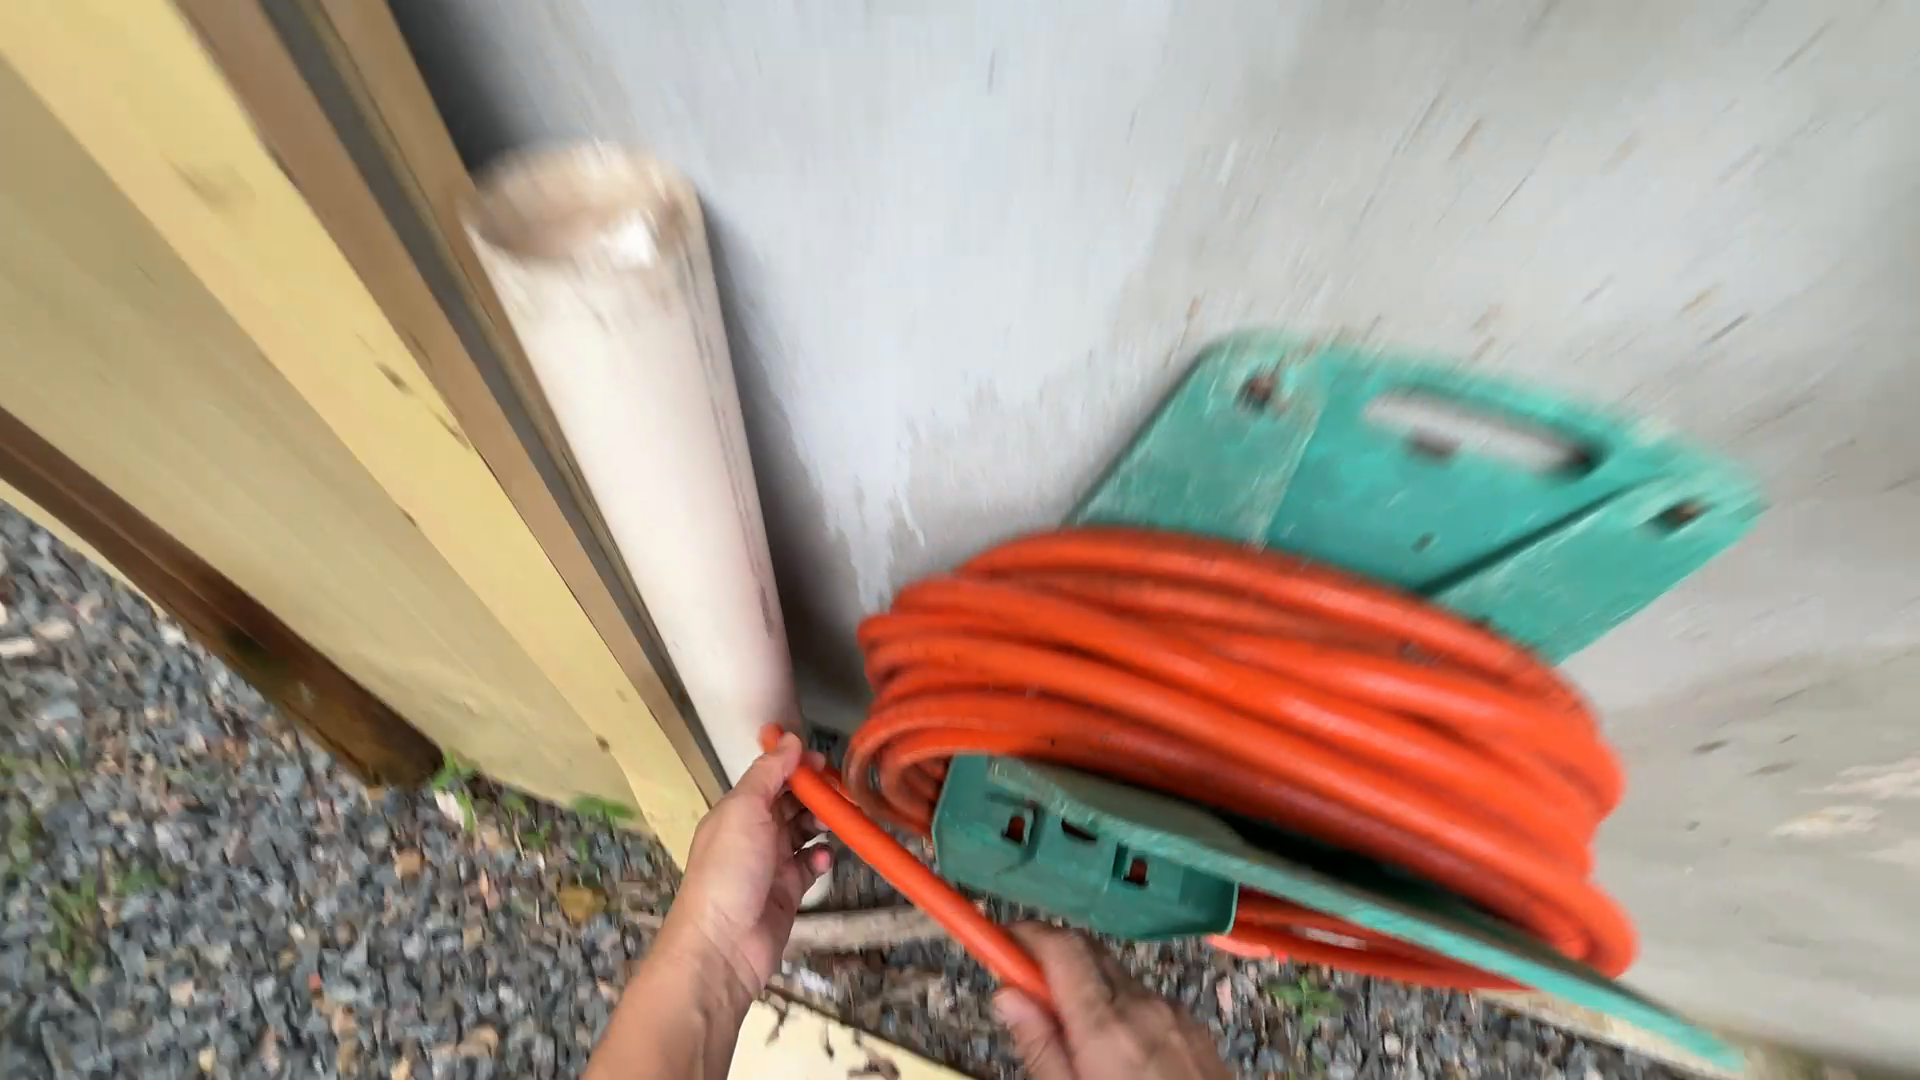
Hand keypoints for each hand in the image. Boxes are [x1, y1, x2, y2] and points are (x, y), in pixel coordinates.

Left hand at [653, 732, 833, 999]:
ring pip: (804, 830)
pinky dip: (820, 857)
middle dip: (816, 794)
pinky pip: (809, 864)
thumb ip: (769, 772)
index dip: (797, 766)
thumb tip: (789, 737)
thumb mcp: (744, 809)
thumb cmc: (730, 868)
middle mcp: (754, 833)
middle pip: (791, 802)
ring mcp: (771, 863)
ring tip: (839, 821)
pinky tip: (822, 858)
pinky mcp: (788, 892)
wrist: (722, 948)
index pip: (772, 777)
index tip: (824, 761)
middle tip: (842, 791)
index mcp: (738, 810)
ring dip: (821, 822)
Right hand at [994, 923, 1230, 1079]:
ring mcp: (1174, 1013)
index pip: (1060, 946)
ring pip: (1116, 975)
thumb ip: (1041, 1048)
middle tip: (1024, 988)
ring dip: (1087, 983)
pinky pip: (1146, 998)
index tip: (1000, 941)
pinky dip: (1121, 1005)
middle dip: (1051, 956)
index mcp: (1106, 1026)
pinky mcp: (1196, 1027)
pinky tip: (1118, 1050)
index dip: (1026, 935)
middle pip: (1086, 951)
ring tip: (1073, 1035)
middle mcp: (1142, 1005)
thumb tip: (1005, 994)